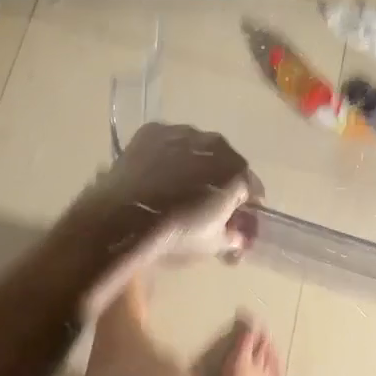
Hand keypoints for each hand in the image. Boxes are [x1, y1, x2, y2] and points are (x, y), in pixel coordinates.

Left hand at [72, 123, 261, 263]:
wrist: (125, 216)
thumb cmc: (176, 234)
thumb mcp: (212, 246)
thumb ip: (233, 238)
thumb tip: (238, 236)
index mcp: (236, 171)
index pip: (250, 189)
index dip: (242, 207)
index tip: (232, 221)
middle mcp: (215, 143)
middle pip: (224, 163)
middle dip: (218, 182)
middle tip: (201, 204)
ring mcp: (183, 132)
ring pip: (196, 149)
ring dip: (193, 165)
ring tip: (174, 188)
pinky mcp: (154, 130)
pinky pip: (168, 142)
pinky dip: (166, 156)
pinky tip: (154, 175)